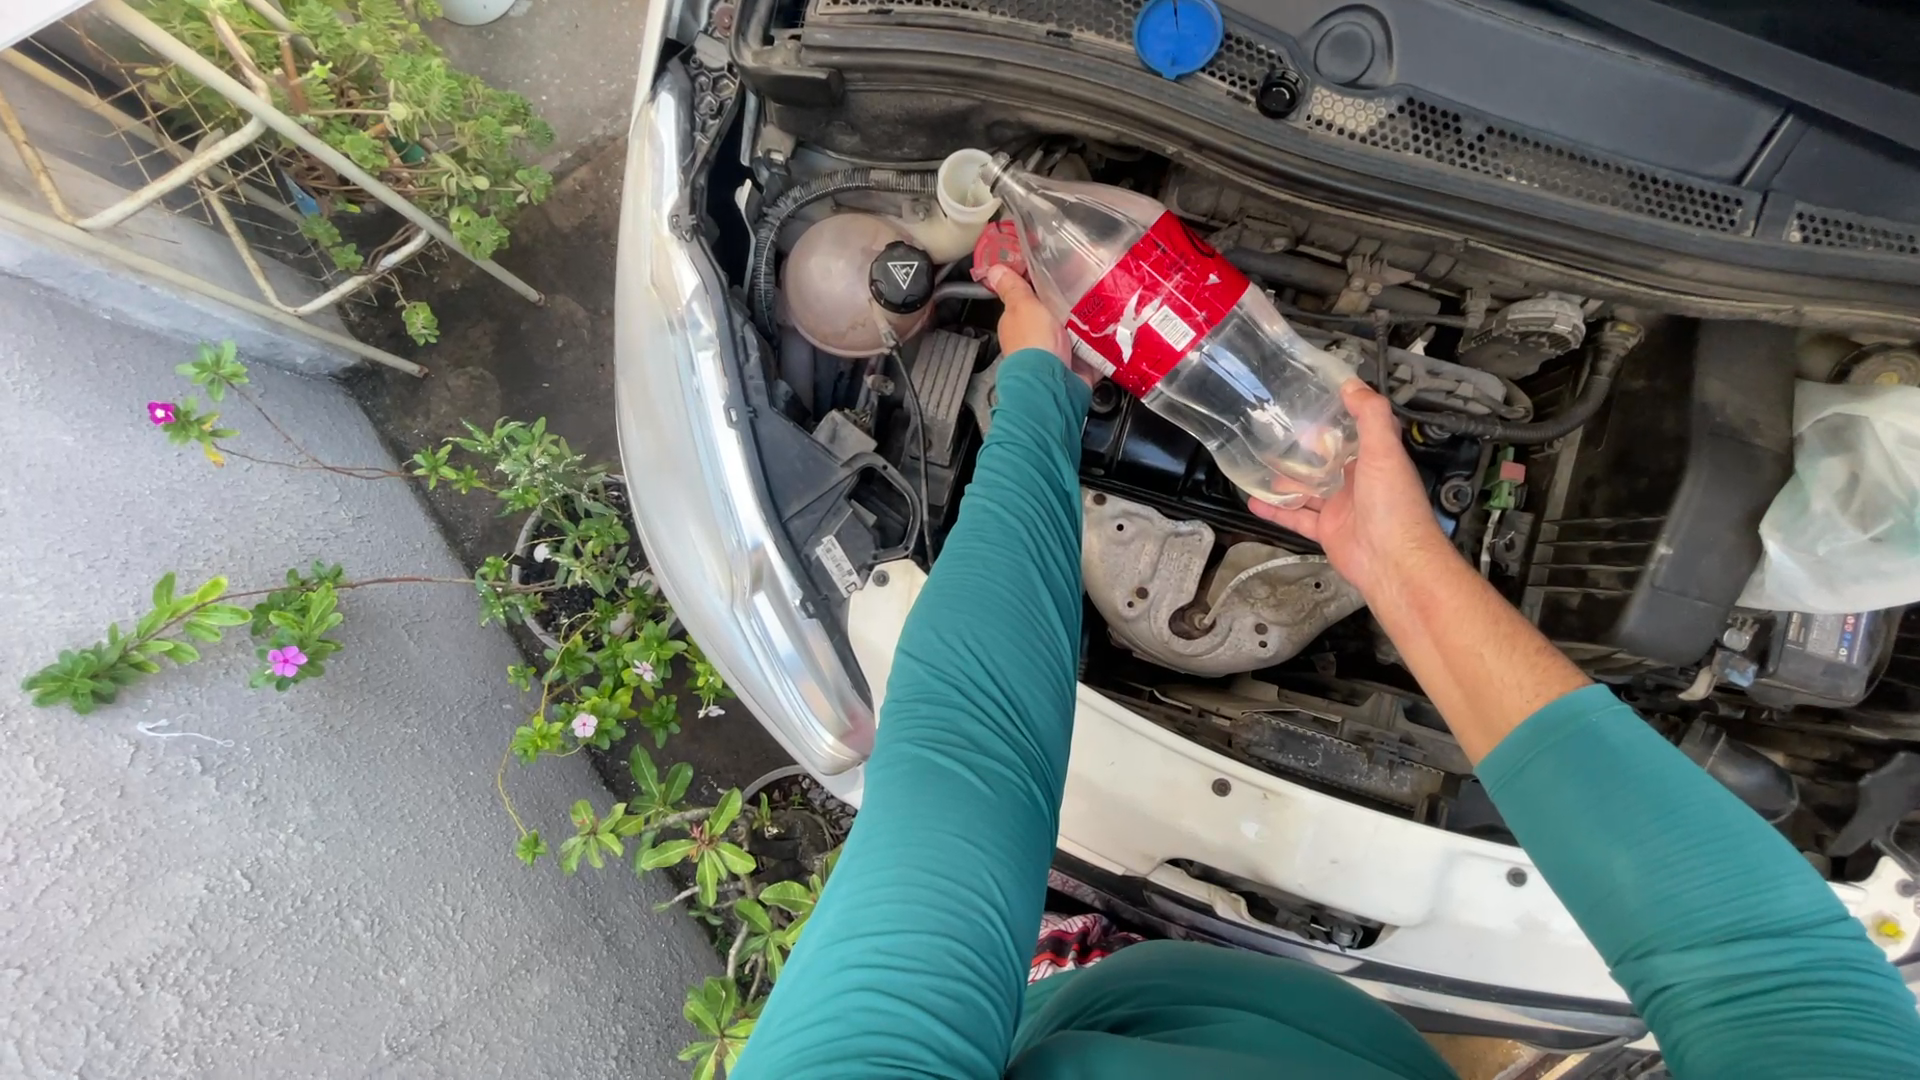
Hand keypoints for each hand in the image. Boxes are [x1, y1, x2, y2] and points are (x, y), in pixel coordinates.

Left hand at [984, 265, 1098, 386]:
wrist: (1052, 383)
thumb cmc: (1033, 344)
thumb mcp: (1021, 305)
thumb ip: (1011, 287)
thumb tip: (993, 270)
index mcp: (1019, 323)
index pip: (1031, 299)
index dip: (1044, 285)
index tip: (1063, 270)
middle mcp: (1038, 340)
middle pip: (1058, 316)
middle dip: (1074, 304)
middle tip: (1091, 287)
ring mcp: (1059, 355)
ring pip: (1079, 333)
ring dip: (1092, 322)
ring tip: (1107, 305)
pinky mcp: (1078, 368)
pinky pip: (1095, 352)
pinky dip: (1104, 344)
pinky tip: (1114, 330)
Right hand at [1249, 379, 1454, 599]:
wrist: (1392, 560)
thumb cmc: (1394, 506)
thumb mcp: (1384, 451)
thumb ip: (1370, 416)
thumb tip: (1353, 385)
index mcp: (1374, 461)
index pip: (1351, 436)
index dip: (1329, 423)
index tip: (1304, 409)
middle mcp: (1358, 483)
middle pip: (1323, 464)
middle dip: (1299, 454)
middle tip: (1270, 440)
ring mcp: (1340, 508)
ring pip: (1306, 491)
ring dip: (1283, 483)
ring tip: (1258, 470)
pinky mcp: (1326, 530)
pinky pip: (1296, 518)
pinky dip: (1276, 511)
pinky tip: (1255, 502)